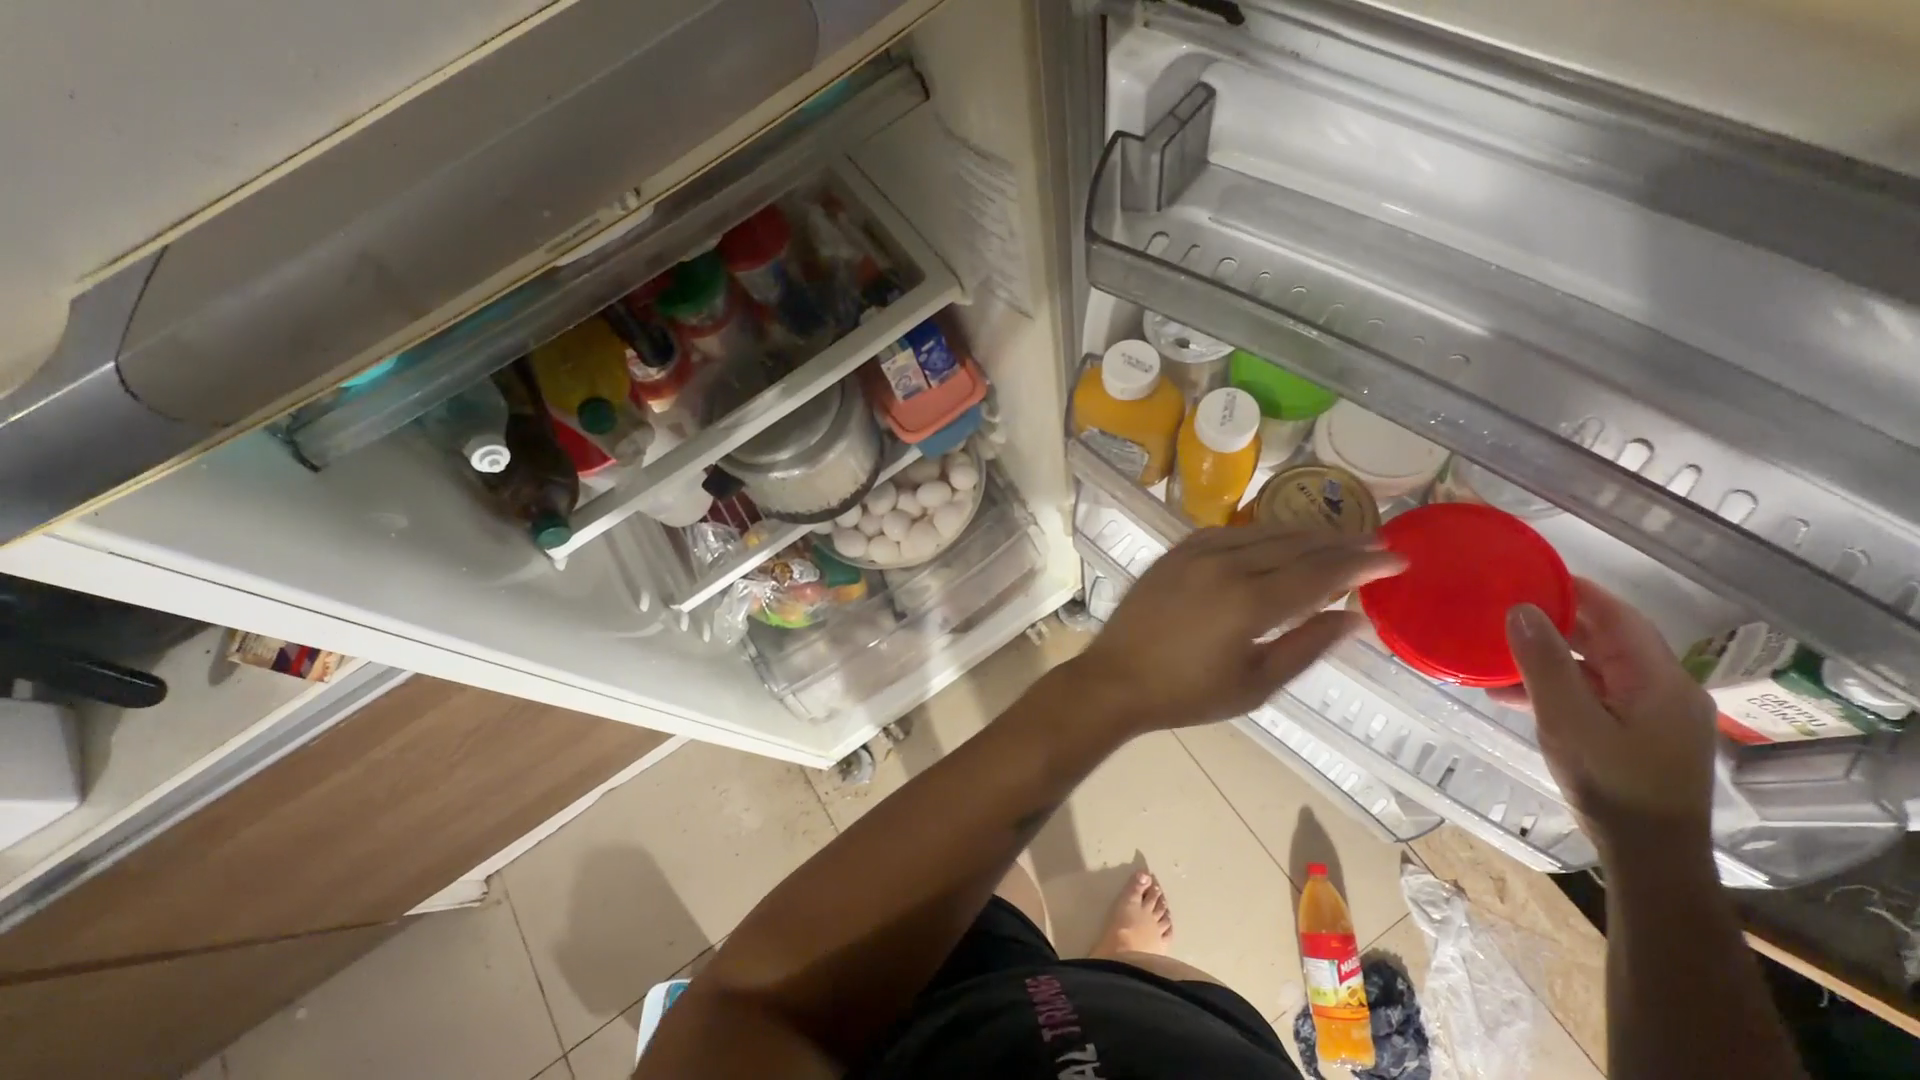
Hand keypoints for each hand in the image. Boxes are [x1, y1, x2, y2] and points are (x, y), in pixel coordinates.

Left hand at [1065, 525, 1404, 734]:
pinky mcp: (1177, 551)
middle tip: (1377, 545)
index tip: (1398, 559)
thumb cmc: (1186, 695)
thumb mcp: (1255, 685)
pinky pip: (1232, 532)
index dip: (1362, 565)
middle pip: (1297, 544)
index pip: (1320, 573)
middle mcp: (1225, 566)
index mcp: (1249, 602)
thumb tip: (1353, 619)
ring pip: (1265, 532)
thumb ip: (1306, 647)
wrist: (1115, 680)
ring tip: (1339, 540)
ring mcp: (1197, 553)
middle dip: (1342, 544)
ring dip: (1306, 534)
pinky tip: (1279, 540)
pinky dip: (1264, 534)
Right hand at [1493, 578, 1717, 851]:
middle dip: (1557, 624)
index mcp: (1658, 679)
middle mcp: (1666, 690)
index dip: (1576, 591)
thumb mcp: (1568, 721)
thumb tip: (1522, 609)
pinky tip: (1517, 696)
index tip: (1531, 575)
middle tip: (1505, 612)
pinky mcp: (1642, 739)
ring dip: (1551, 661)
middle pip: (1609, 641)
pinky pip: (1598, 697)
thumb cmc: (1612, 785)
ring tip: (1498, 657)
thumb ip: (1545, 664)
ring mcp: (1656, 717)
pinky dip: (1560, 690)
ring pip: (1599, 671)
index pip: (1618, 616)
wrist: (1652, 858)